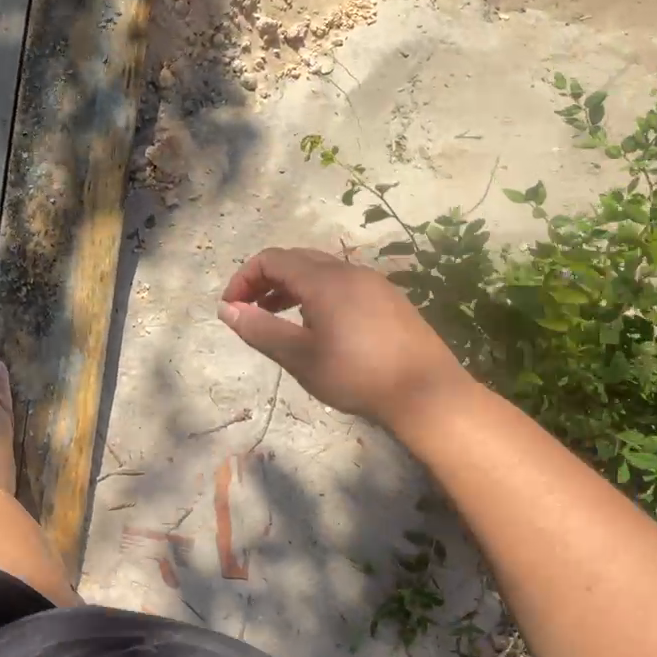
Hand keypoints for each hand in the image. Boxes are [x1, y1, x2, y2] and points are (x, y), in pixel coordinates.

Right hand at [217, 247, 472, 428]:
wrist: (430, 396)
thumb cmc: (357, 375)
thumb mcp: (298, 356)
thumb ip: (258, 329)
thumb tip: (226, 309)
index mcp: (325, 280)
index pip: (271, 260)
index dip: (243, 278)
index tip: (231, 308)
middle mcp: (350, 272)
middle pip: (295, 259)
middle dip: (264, 280)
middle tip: (249, 310)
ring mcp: (374, 285)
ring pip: (320, 271)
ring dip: (289, 287)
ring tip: (277, 318)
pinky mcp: (390, 301)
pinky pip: (342, 284)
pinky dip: (316, 294)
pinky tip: (317, 326)